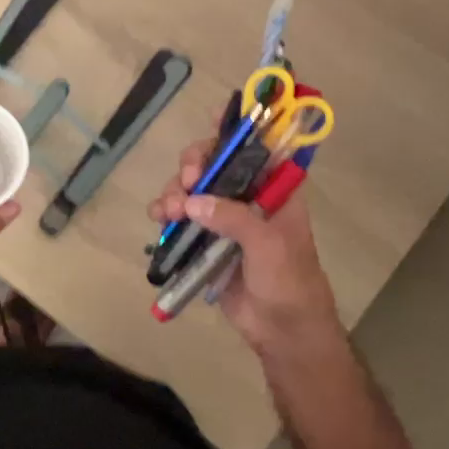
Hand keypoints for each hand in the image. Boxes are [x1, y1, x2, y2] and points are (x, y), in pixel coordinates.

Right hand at [147, 132, 340, 355]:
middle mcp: (247, 199)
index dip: (238, 128)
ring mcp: (224, 219)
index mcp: (274, 192)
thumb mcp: (268, 245)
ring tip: (167, 212)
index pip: (256, 148)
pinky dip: (165, 214)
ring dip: (174, 192)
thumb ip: (233, 218)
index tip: (214, 116)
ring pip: (192, 189)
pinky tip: (159, 222)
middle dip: (195, 166)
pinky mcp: (205, 241)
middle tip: (188, 183)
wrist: (282, 332)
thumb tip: (191, 202)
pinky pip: (180, 218)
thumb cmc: (289, 283)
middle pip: (214, 164)